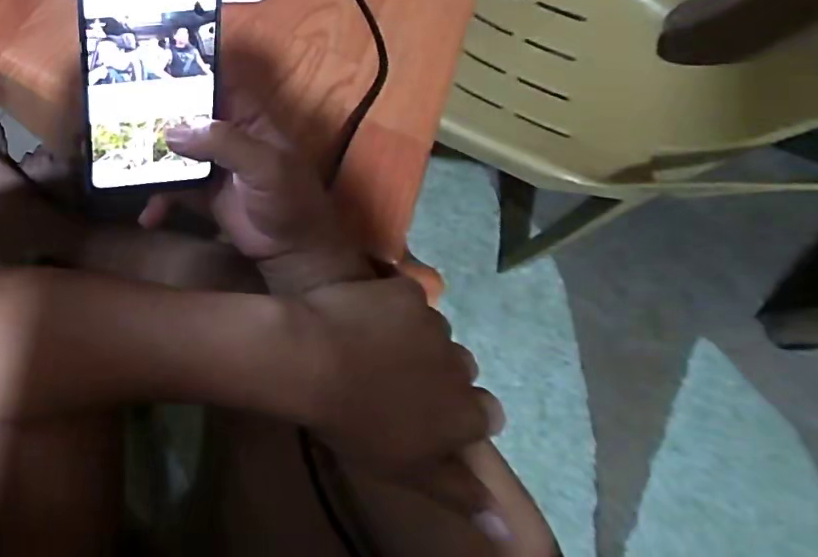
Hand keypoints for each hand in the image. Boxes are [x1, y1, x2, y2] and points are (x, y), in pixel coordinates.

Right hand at [142, 89, 369, 292]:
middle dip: (154, 118)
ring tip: (124, 172)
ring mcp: (210, 164)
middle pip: (184, 117)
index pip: (214, 83)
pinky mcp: (200, 193)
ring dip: (150, 162)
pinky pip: (171, 188)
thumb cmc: (290, 199)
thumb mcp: (264, 164)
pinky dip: (158, 200)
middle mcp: (224, 133)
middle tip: (118, 119)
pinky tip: (149, 217)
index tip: (148, 70)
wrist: (296, 253)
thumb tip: (171, 131)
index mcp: (245, 116)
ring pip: (172, 152)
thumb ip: (222, 142)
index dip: (185, 74)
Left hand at [290, 275, 503, 489]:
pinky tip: (363, 310)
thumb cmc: (352, 422)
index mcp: (465, 415)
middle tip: (393, 373)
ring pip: (433, 330)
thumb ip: (459, 492)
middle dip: (435, 370)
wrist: (312, 358)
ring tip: (371, 340)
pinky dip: (391, 302)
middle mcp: (460, 367)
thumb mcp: (404, 470)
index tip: (425, 411)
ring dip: (413, 335)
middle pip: (459, 367)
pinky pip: (407, 295)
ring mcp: (432, 323)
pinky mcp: (405, 290)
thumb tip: (505, 528)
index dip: (456, 411)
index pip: (485, 413)